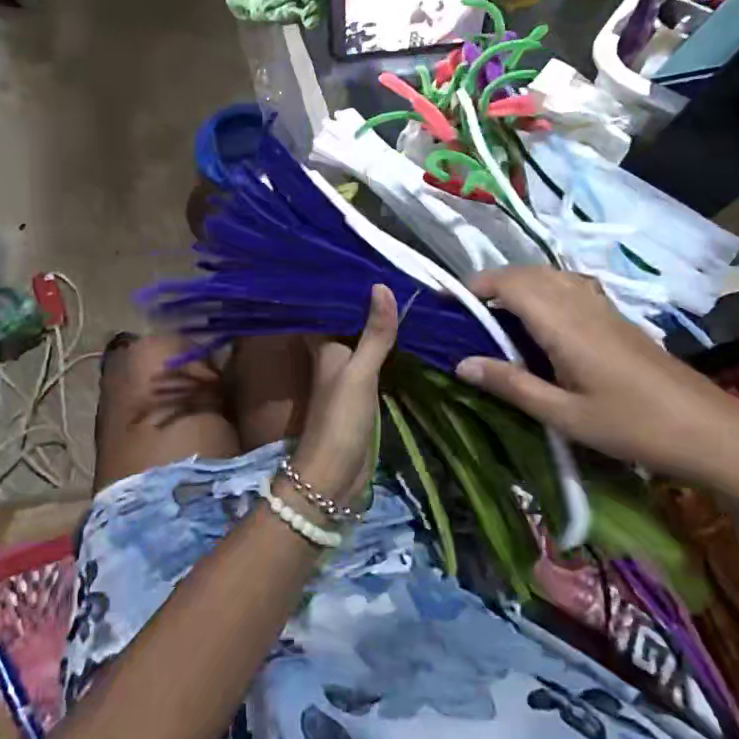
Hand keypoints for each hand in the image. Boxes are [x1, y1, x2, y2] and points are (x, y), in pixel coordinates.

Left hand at [291, 284, 397, 505]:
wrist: (335, 476)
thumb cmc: (340, 419)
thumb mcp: (360, 372)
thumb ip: (374, 333)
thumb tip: (382, 285)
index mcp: (327, 348)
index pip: (333, 308)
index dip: (346, 288)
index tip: (366, 262)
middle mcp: (336, 358)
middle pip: (352, 324)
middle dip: (369, 304)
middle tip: (400, 276)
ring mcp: (350, 378)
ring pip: (365, 343)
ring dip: (381, 327)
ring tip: (411, 299)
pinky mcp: (364, 396)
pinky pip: (377, 364)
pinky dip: (389, 350)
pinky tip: (410, 338)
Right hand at [455, 268, 738, 503]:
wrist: (706, 429)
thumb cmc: (632, 426)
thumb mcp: (564, 416)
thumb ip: (511, 385)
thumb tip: (461, 363)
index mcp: (564, 324)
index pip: (512, 284)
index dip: (478, 284)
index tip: (448, 299)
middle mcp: (581, 304)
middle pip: (529, 273)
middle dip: (494, 282)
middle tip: (467, 310)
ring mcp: (602, 307)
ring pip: (551, 276)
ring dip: (519, 283)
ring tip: (497, 312)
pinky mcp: (616, 317)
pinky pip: (570, 286)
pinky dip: (544, 289)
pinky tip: (542, 318)